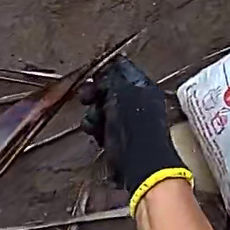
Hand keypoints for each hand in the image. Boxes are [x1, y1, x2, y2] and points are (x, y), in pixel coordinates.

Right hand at [79, 57, 190, 212]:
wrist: (138, 161)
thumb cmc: (135, 124)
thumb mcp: (120, 92)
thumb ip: (111, 77)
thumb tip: (105, 68)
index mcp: (143, 86)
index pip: (122, 69)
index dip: (105, 70)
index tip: (92, 74)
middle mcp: (136, 101)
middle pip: (108, 88)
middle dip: (95, 92)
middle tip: (86, 95)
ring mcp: (126, 119)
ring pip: (101, 106)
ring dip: (93, 111)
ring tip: (95, 118)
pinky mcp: (116, 135)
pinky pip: (99, 124)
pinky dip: (95, 126)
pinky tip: (95, 130)